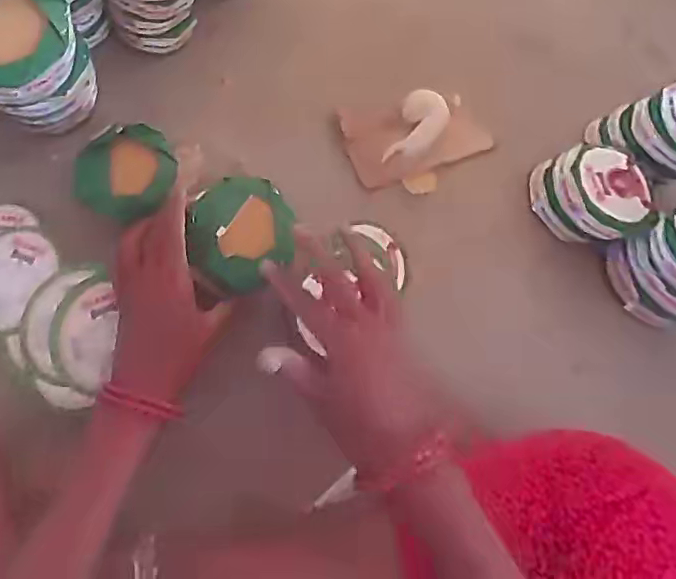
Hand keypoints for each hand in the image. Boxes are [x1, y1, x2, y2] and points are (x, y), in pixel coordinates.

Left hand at [108, 163, 229, 404]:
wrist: (138, 387)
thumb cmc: (178, 357)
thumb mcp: (213, 330)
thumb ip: (234, 302)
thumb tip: (254, 280)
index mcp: (168, 274)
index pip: (170, 225)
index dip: (177, 198)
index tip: (187, 177)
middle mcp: (144, 269)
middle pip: (150, 225)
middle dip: (166, 203)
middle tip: (185, 192)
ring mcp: (127, 278)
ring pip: (131, 235)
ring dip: (148, 219)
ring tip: (167, 214)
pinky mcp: (120, 289)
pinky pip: (124, 251)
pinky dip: (136, 236)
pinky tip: (150, 242)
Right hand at [261, 230, 454, 478]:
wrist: (410, 448)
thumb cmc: (360, 427)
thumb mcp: (323, 402)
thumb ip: (297, 371)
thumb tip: (265, 352)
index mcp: (339, 340)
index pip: (304, 304)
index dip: (284, 283)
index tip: (267, 263)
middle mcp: (363, 323)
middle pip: (336, 279)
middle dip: (316, 252)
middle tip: (300, 229)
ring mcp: (385, 324)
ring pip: (370, 278)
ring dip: (356, 252)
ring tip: (344, 230)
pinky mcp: (401, 331)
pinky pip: (389, 294)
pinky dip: (378, 275)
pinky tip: (371, 268)